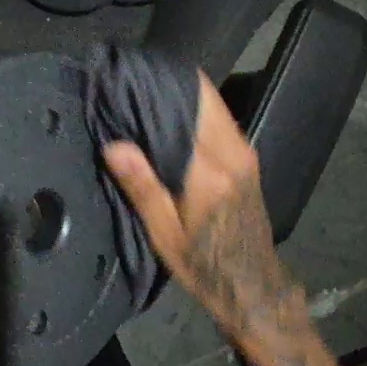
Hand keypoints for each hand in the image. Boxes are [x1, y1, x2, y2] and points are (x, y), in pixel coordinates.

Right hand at [100, 70, 297, 332]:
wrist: (252, 286)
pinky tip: (165, 116)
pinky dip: (192, 111)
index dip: (152, 91)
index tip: (123, 79)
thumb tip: (115, 145)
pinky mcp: (246, 158)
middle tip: (127, 81)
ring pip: (211, 106)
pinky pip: (217, 120)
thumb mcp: (164, 235)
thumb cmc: (203, 266)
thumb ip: (143, 188)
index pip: (182, 113)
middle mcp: (233, 154)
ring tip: (141, 93)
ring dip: (179, 96)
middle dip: (165, 85)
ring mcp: (244, 154)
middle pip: (201, 99)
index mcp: (210, 172)